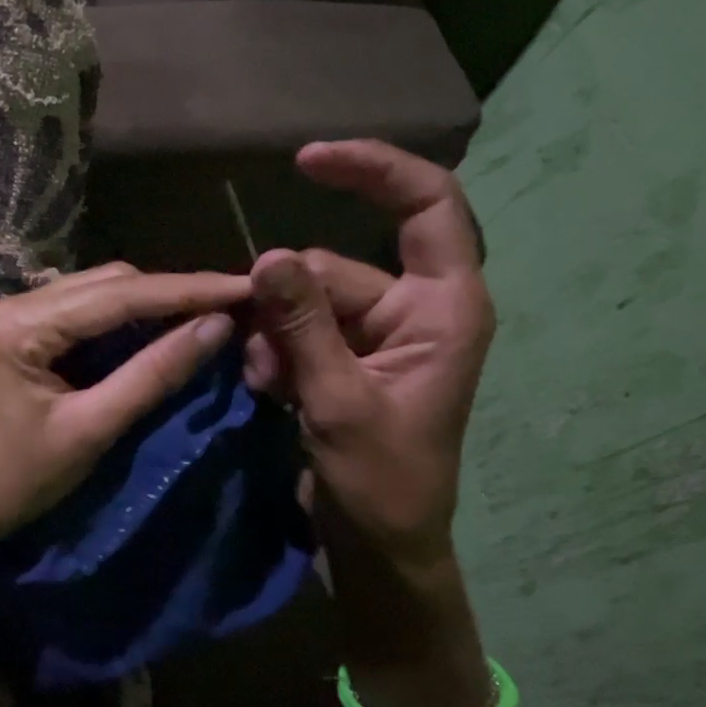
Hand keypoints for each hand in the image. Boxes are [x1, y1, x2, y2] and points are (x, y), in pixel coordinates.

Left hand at [0, 264, 251, 541]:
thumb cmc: (21, 478)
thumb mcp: (93, 428)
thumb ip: (153, 374)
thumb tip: (218, 326)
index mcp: (22, 325)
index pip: (118, 295)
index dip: (186, 290)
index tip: (246, 287)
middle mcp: (16, 304)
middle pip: (109, 282)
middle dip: (173, 291)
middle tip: (236, 302)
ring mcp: (17, 314)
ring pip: (100, 291)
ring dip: (153, 300)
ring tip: (211, 310)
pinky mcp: (24, 331)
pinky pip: (86, 310)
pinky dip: (127, 317)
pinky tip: (165, 325)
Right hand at [244, 140, 495, 572]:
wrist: (379, 546)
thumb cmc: (384, 482)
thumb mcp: (339, 402)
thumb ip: (304, 328)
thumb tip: (268, 257)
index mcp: (444, 309)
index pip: (428, 206)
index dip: (374, 171)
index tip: (307, 161)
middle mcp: (412, 311)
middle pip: (335, 267)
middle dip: (288, 303)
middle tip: (261, 355)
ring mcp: (373, 338)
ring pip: (303, 302)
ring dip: (274, 337)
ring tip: (267, 387)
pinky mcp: (342, 363)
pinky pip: (294, 333)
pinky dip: (273, 355)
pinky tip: (267, 392)